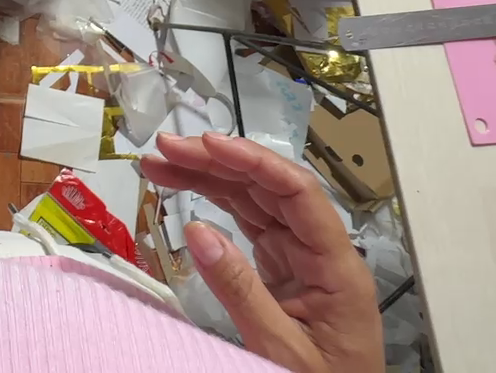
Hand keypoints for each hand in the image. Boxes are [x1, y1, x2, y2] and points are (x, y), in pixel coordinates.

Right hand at [142, 132, 381, 372]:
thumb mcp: (282, 352)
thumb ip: (241, 291)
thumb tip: (196, 230)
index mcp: (336, 263)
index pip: (297, 191)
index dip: (252, 160)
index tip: (207, 143)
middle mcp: (317, 247)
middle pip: (266, 186)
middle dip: (214, 161)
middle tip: (165, 148)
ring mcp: (297, 252)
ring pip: (250, 196)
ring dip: (204, 174)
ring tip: (159, 161)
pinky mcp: (278, 262)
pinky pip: (243, 217)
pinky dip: (210, 199)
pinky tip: (182, 186)